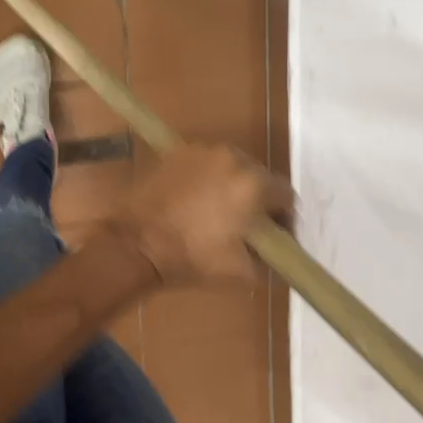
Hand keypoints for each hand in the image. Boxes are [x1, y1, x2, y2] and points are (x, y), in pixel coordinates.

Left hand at [112, 145, 291, 285]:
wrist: (136, 243)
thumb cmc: (192, 257)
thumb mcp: (242, 272)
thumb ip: (269, 262)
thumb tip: (276, 257)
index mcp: (254, 184)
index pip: (286, 196)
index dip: (284, 219)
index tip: (274, 237)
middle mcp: (233, 157)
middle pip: (259, 177)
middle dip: (258, 201)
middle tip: (246, 227)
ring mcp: (203, 150)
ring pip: (231, 167)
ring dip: (232, 186)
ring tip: (218, 213)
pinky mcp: (178, 152)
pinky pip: (205, 164)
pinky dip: (207, 179)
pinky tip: (196, 201)